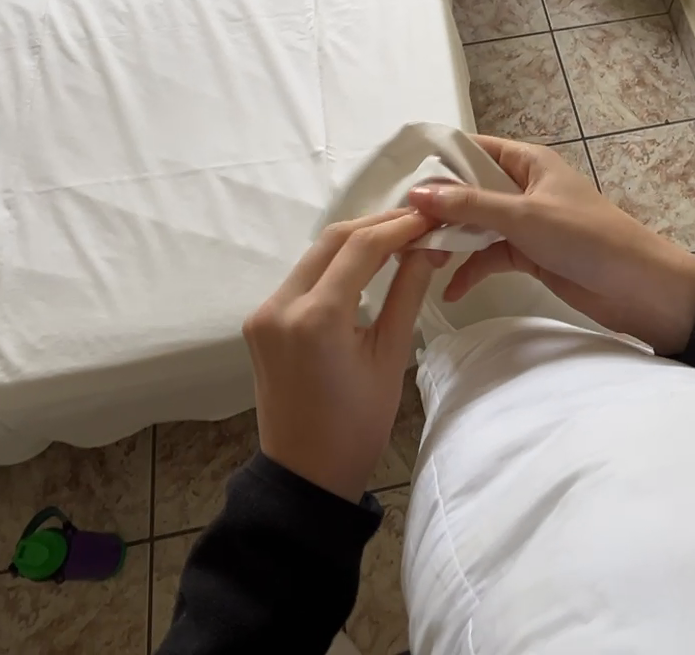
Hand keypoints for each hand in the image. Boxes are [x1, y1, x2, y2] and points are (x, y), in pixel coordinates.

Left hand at [244, 209, 443, 501]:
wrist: (306, 474)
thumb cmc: (358, 424)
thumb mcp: (392, 355)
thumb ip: (408, 291)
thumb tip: (430, 247)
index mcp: (316, 318)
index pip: (362, 246)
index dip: (401, 226)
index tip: (433, 219)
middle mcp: (281, 304)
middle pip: (334, 239)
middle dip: (380, 224)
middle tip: (420, 223)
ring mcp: (265, 311)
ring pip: (317, 253)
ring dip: (358, 240)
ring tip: (401, 238)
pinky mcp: (261, 320)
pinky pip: (304, 275)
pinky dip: (337, 263)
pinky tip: (367, 263)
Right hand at [407, 136, 694, 354]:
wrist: (638, 287)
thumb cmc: (585, 236)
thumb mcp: (524, 216)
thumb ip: (469, 205)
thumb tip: (416, 192)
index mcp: (527, 162)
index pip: (474, 150)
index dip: (438, 160)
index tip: (398, 177)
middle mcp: (523, 187)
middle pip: (469, 190)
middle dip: (438, 208)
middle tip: (399, 226)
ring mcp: (525, 222)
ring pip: (476, 225)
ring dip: (451, 241)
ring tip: (418, 259)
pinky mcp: (529, 255)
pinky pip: (490, 256)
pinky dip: (471, 270)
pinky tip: (451, 290)